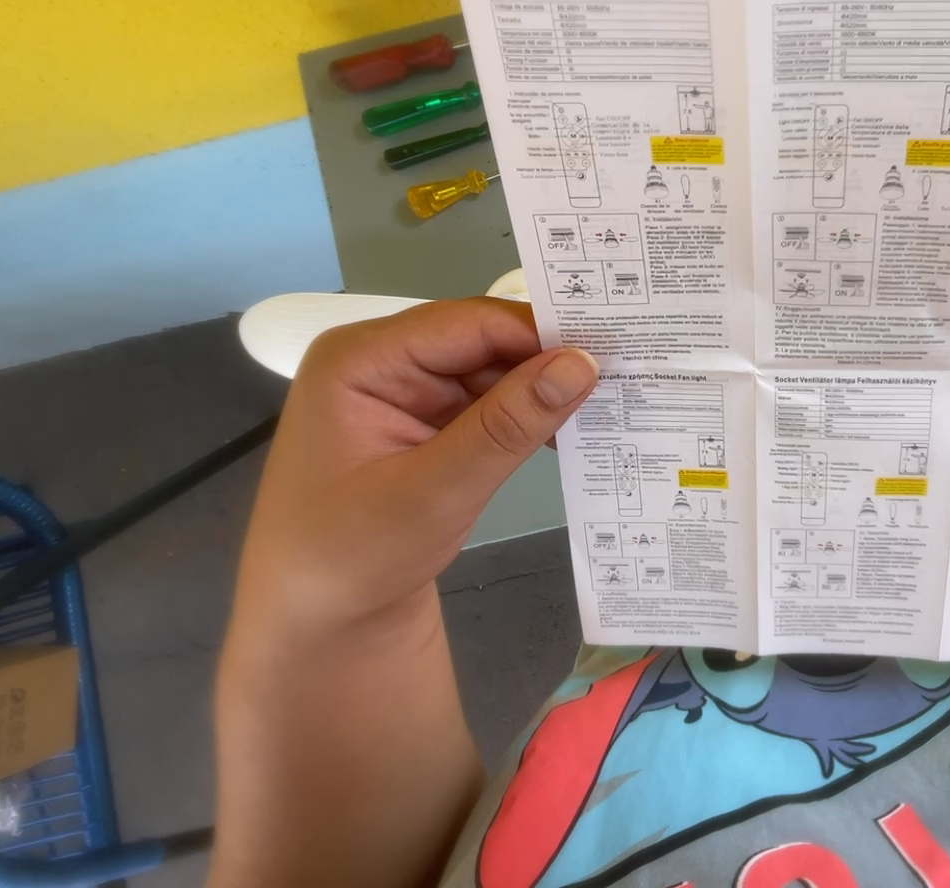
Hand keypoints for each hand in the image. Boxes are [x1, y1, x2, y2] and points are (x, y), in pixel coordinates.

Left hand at [236, 298, 599, 633]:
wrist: (323, 625)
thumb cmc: (353, 559)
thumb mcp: (434, 491)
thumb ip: (508, 425)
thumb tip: (582, 365)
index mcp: (364, 360)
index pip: (469, 324)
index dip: (540, 334)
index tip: (612, 352)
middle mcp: (386, 363)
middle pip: (485, 343)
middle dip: (548, 364)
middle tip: (627, 377)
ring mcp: (409, 393)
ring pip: (496, 373)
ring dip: (545, 393)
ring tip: (611, 404)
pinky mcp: (430, 423)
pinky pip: (492, 404)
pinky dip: (529, 417)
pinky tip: (570, 433)